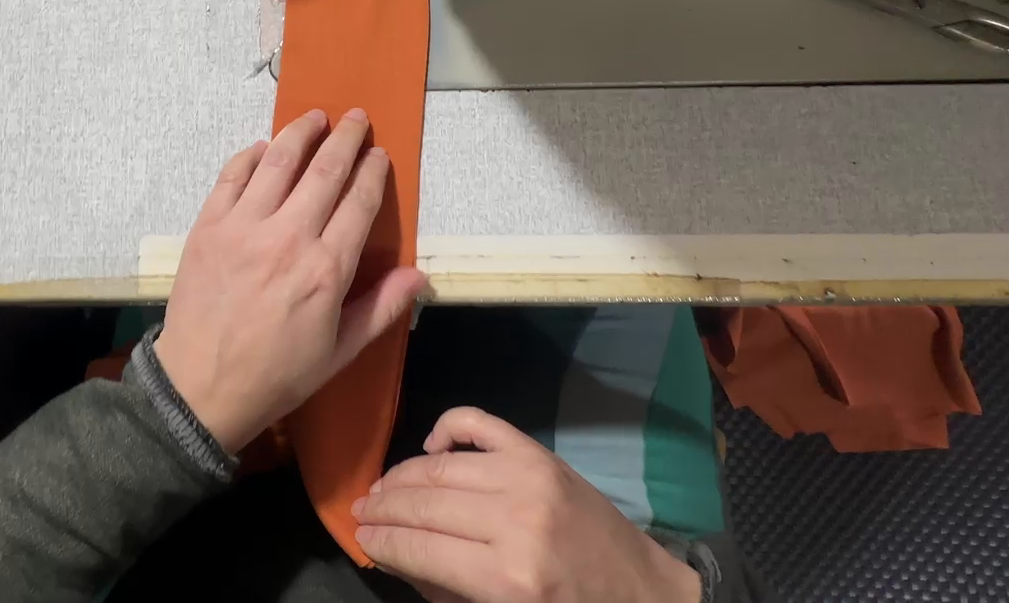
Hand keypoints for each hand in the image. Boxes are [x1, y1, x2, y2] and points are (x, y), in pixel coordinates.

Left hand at [154, 109, 428, 453]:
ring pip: (278, 161)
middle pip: (324, 171)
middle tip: (356, 117)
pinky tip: (262, 146)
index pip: (358, 203)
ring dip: (300, 132)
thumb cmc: (276, 374)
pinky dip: (249, 154)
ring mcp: (243, 226)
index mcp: (326, 269)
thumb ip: (382, 308)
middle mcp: (288, 236)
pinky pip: (232, 175)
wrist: (200, 387)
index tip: (379, 154)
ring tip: (314, 116)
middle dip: (345, 138)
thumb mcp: (339, 352)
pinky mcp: (209, 224)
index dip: (372, 172)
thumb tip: (420, 275)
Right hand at [353, 408, 701, 602]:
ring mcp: (526, 476)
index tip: (358, 537)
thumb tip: (394, 556)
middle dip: (383, 508)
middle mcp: (513, 520)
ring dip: (403, 475)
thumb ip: (446, 589)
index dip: (380, 542)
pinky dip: (447, 427)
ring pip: (441, 464)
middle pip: (425, 503)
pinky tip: (430, 446)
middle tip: (359, 510)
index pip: (419, 548)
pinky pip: (478, 423)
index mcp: (508, 578)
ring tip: (381, 487)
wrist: (649, 599)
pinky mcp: (538, 452)